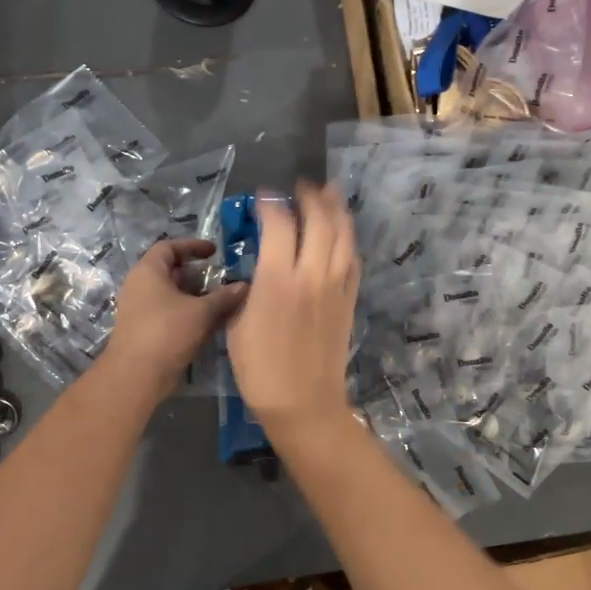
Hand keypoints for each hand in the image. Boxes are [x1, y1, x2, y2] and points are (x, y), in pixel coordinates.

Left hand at [102, 238, 245, 400]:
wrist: (137, 375)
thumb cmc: (167, 332)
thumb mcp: (201, 312)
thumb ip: (224, 297)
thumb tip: (244, 286)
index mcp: (148, 271)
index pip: (169, 247)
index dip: (193, 246)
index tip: (215, 252)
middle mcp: (140, 286)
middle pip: (171, 272)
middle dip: (198, 275)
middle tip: (222, 280)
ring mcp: (140, 309)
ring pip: (171, 295)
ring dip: (195, 297)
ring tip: (220, 303)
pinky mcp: (144, 330)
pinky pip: (169, 313)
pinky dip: (188, 313)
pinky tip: (208, 324)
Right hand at [227, 182, 359, 438]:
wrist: (303, 403)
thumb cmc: (260, 370)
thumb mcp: (237, 325)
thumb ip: (248, 289)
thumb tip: (256, 270)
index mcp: (277, 279)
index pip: (278, 223)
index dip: (269, 204)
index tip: (262, 198)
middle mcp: (311, 274)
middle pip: (319, 219)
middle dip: (310, 196)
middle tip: (301, 186)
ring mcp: (336, 286)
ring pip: (343, 235)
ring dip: (337, 209)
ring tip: (330, 193)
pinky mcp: (349, 300)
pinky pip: (352, 260)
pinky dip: (347, 241)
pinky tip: (342, 235)